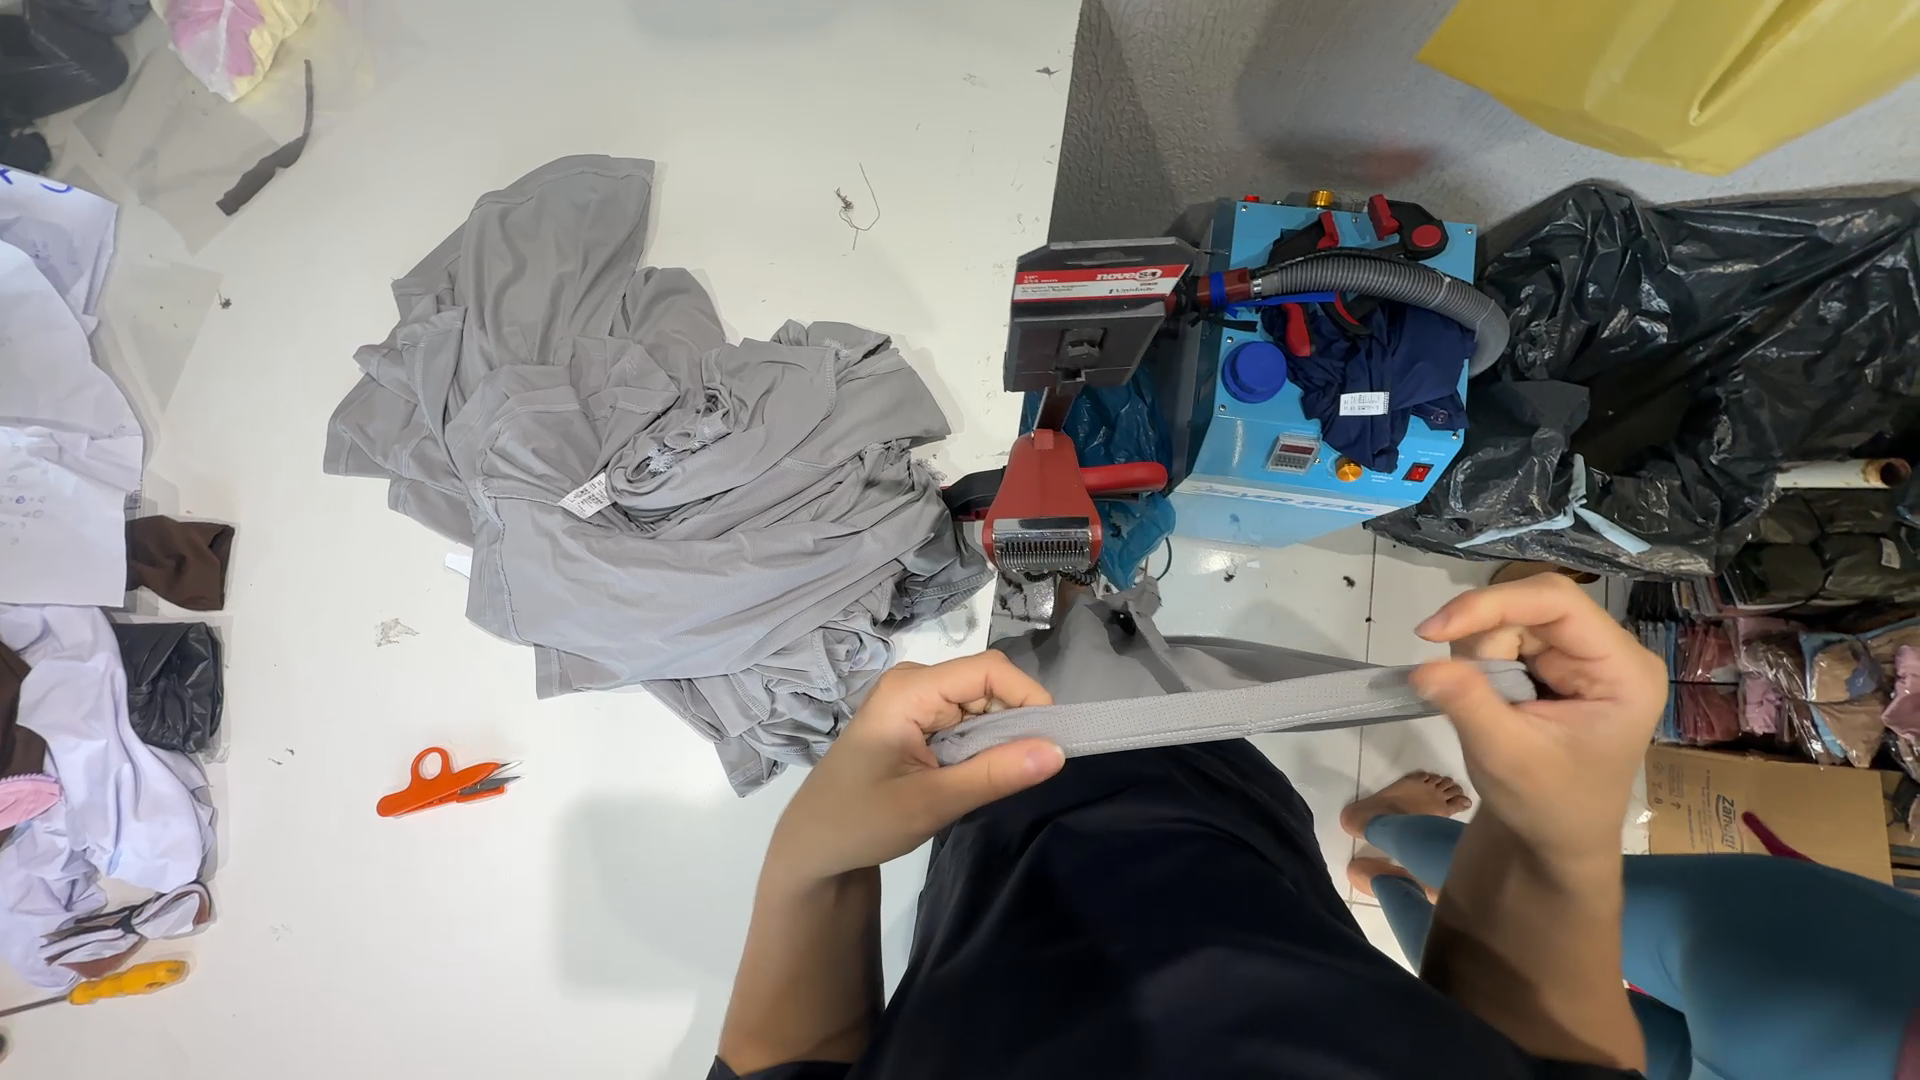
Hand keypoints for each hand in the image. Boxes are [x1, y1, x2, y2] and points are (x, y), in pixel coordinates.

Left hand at [765, 651, 1064, 883]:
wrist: (814, 844)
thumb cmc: (861, 822)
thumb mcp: (931, 803)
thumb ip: (994, 775)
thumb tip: (1058, 751)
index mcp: (909, 690)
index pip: (987, 670)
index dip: (1027, 696)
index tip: (1052, 741)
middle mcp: (914, 683)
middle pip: (987, 684)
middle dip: (1015, 721)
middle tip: (1025, 771)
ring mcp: (915, 699)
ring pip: (981, 703)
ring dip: (999, 736)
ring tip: (996, 777)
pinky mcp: (918, 718)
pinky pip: (966, 718)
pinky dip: (982, 744)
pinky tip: (975, 773)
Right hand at [1410, 574, 1664, 860]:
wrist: (1552, 834)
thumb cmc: (1546, 803)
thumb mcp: (1505, 757)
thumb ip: (1468, 705)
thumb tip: (1422, 668)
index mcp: (1621, 670)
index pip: (1555, 602)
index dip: (1490, 604)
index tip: (1431, 632)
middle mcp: (1604, 651)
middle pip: (1524, 605)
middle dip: (1478, 637)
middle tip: (1456, 681)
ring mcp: (1577, 655)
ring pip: (1504, 618)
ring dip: (1473, 652)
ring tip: (1482, 703)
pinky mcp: (1550, 662)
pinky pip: (1498, 635)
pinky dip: (1474, 659)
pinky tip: (1484, 696)